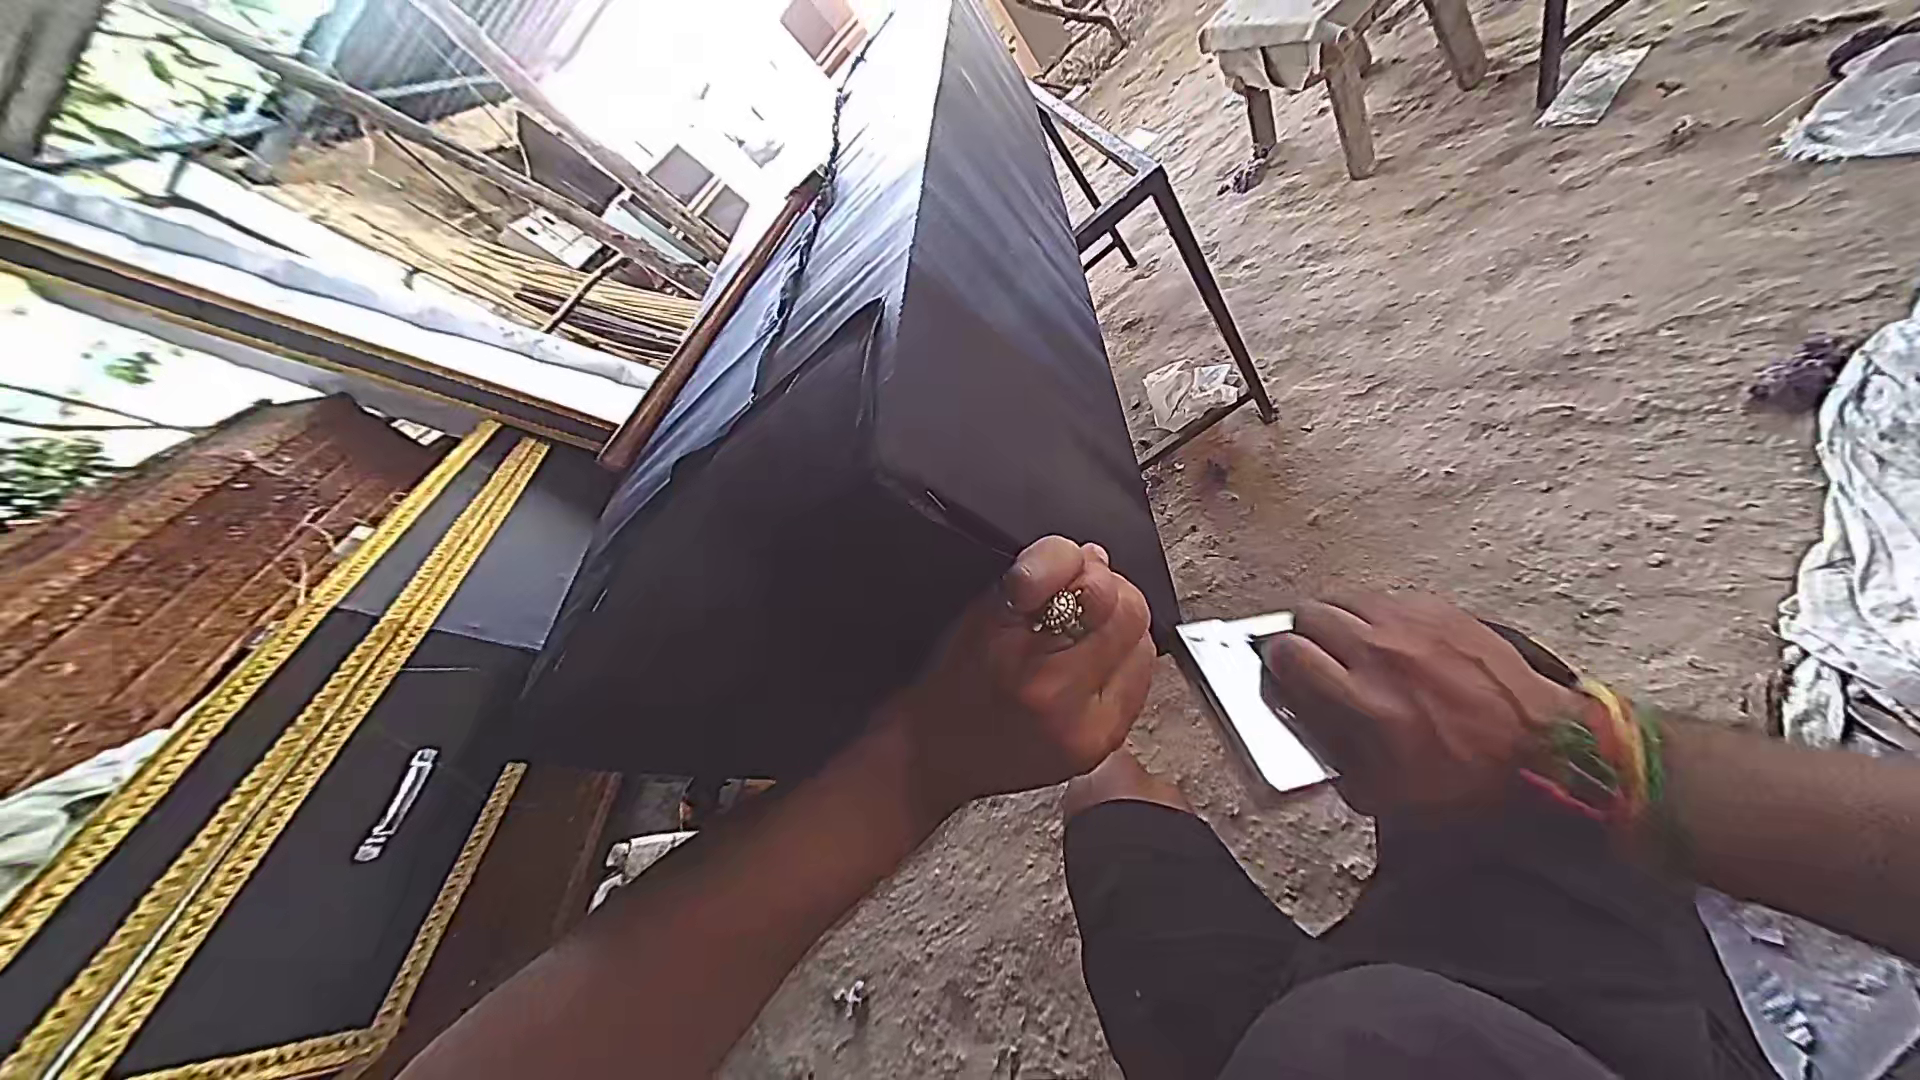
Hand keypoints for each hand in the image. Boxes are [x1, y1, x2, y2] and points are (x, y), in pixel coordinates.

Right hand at [883, 535, 1156, 812]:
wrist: (937, 753)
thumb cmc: (953, 681)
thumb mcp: (980, 612)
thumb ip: (1037, 576)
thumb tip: (1091, 558)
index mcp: (1012, 647)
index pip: (1085, 581)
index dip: (1077, 563)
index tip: (1064, 567)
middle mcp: (1051, 691)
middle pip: (1125, 609)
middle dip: (1106, 591)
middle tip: (1079, 596)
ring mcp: (1082, 725)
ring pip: (1142, 642)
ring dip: (1118, 626)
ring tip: (1083, 634)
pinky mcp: (1101, 744)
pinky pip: (1143, 681)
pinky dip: (1124, 661)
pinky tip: (1093, 664)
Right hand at [1261, 592, 1590, 815]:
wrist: (1555, 758)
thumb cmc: (1472, 782)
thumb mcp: (1382, 791)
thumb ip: (1328, 752)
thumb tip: (1298, 720)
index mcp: (1365, 702)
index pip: (1288, 652)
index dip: (1276, 658)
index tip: (1282, 667)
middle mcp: (1384, 656)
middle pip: (1309, 614)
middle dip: (1302, 633)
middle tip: (1312, 651)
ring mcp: (1415, 628)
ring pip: (1343, 598)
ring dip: (1335, 618)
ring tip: (1347, 640)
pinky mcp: (1443, 613)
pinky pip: (1385, 598)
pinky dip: (1376, 615)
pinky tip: (1388, 637)